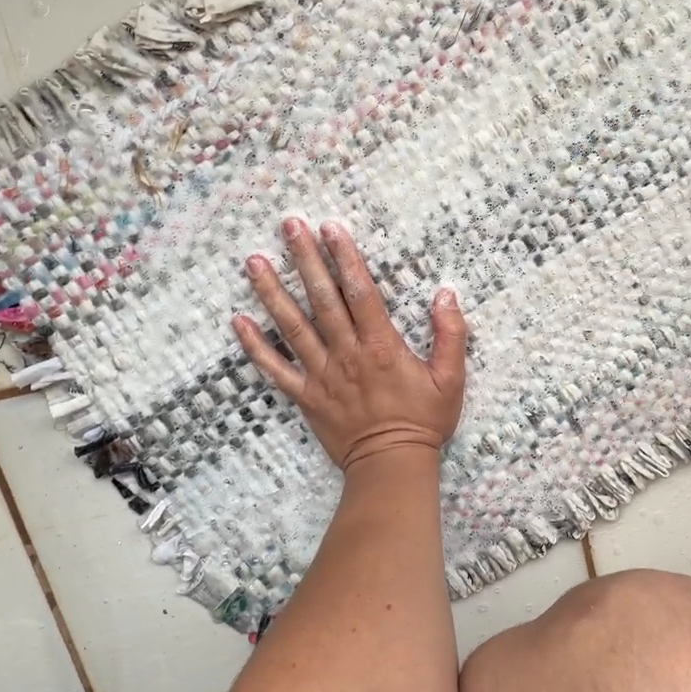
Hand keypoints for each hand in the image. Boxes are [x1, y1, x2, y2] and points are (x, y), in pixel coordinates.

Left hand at [234, 218, 467, 471]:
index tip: (331, 228)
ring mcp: (322, 375)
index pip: (360, 292)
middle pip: (322, 299)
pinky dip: (255, 346)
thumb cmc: (424, 421)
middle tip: (289, 226)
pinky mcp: (306, 397)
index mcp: (381, 347)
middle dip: (305, 259)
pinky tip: (238, 322)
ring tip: (254, 261)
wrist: (392, 466)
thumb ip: (451, 334)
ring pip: (293, 327)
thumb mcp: (451, 379)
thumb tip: (446, 294)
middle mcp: (346, 354)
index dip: (345, 258)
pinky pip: (275, 369)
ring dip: (272, 292)